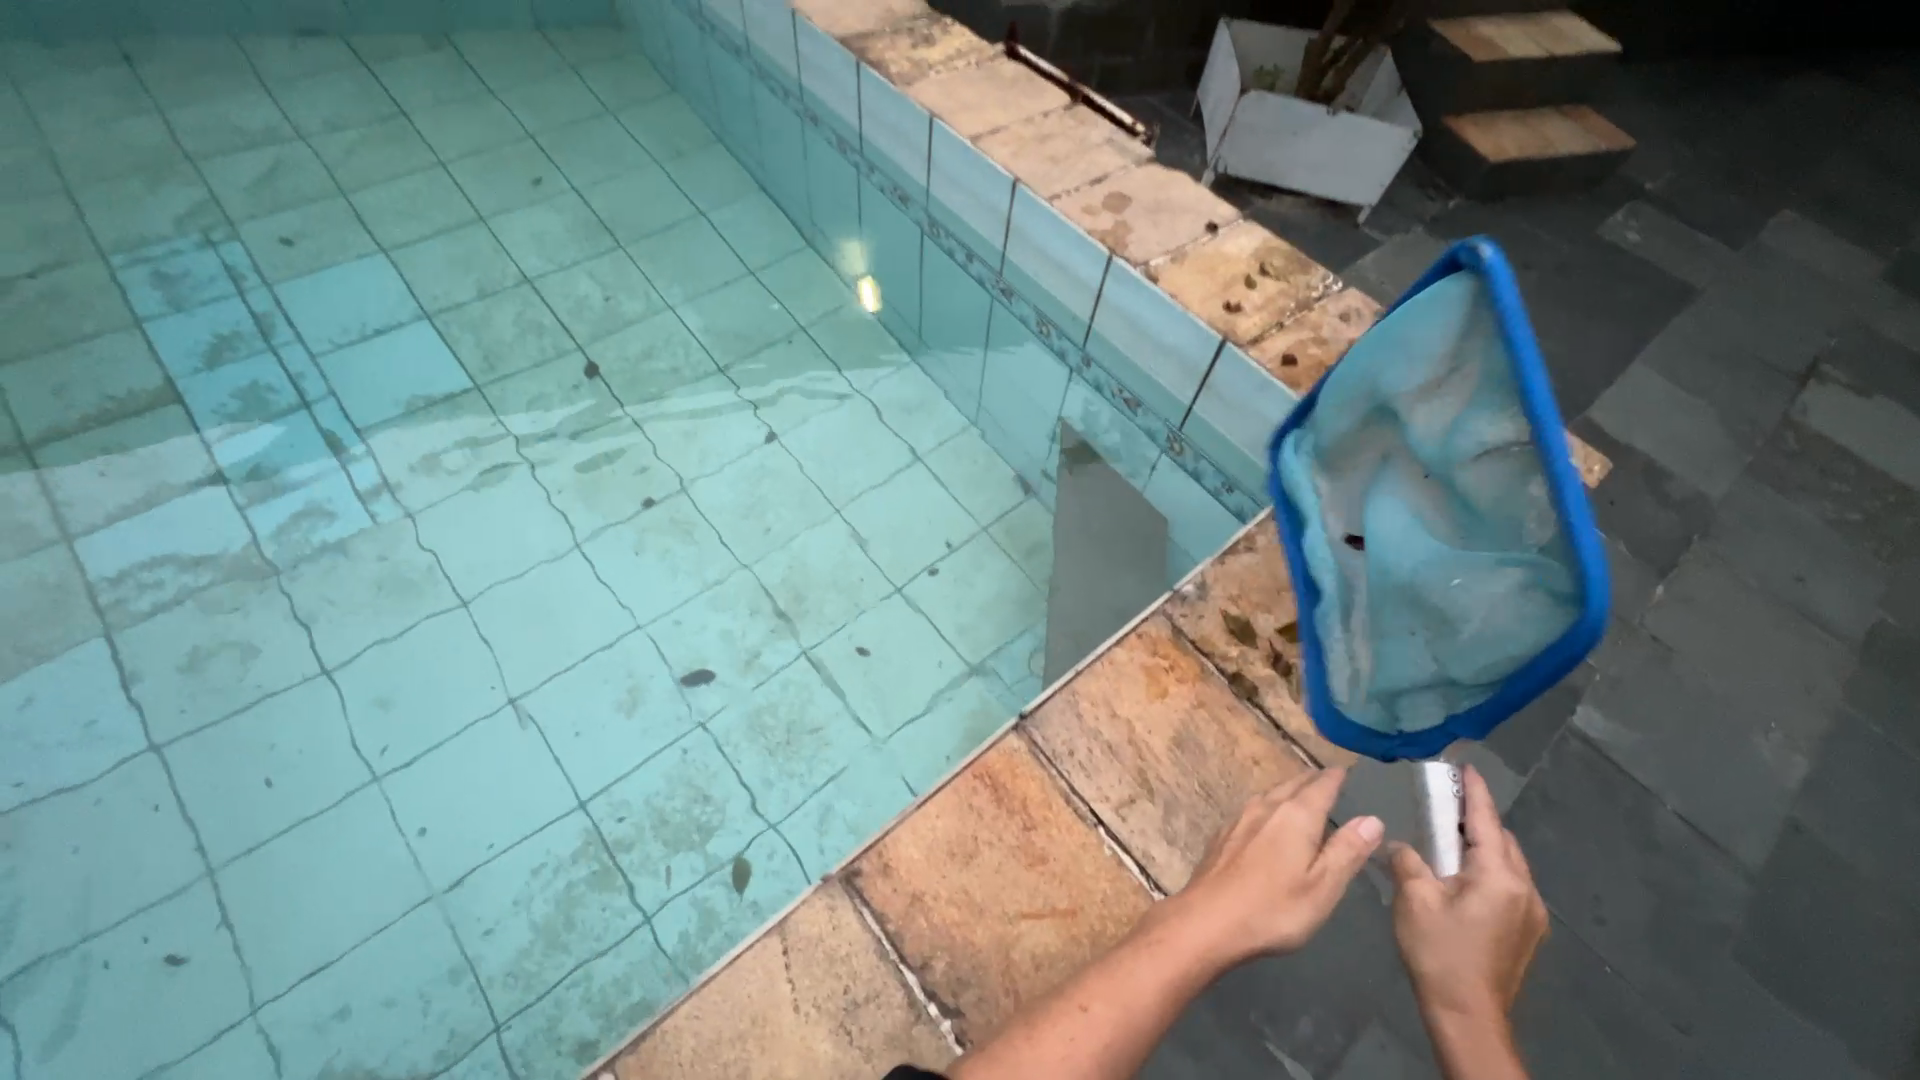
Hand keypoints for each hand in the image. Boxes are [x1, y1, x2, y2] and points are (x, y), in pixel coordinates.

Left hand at [1152, 768, 1383, 969]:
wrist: (1208, 921)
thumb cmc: (1274, 908)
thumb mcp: (1323, 886)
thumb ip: (1347, 850)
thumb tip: (1372, 818)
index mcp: (1295, 816)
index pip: (1320, 786)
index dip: (1335, 778)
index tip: (1345, 770)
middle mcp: (1265, 808)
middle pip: (1292, 785)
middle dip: (1311, 780)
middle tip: (1326, 778)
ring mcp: (1239, 820)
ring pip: (1269, 795)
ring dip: (1287, 790)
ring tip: (1300, 793)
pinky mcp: (1222, 836)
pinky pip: (1252, 809)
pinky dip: (1268, 806)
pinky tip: (1266, 819)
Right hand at [1388, 764, 1547, 1025]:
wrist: (1468, 1014)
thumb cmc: (1439, 951)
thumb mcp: (1413, 898)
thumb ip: (1408, 860)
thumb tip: (1404, 845)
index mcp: (1498, 876)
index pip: (1486, 821)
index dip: (1474, 792)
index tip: (1465, 767)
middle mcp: (1525, 890)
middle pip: (1501, 842)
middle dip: (1474, 822)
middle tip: (1441, 811)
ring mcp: (1532, 915)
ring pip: (1507, 866)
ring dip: (1481, 850)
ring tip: (1447, 847)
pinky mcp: (1528, 934)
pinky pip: (1509, 888)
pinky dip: (1487, 874)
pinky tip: (1461, 884)